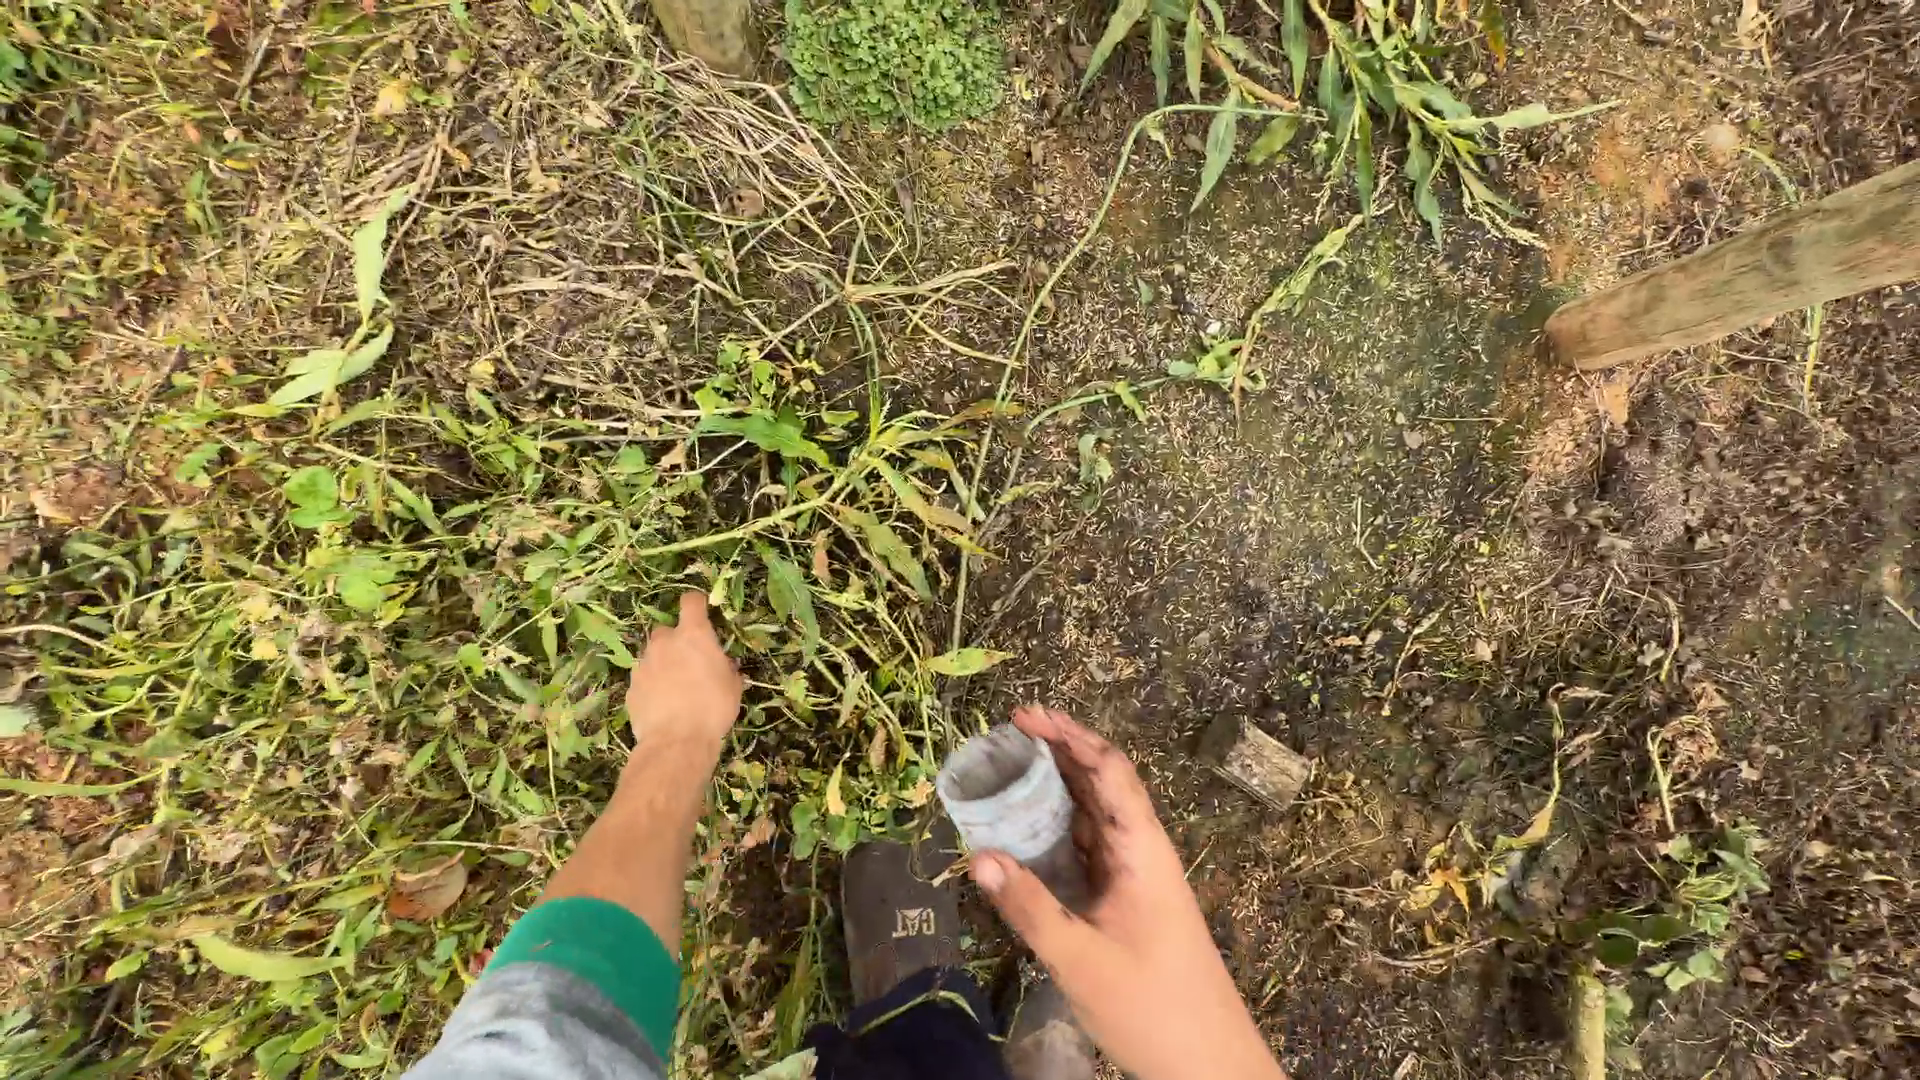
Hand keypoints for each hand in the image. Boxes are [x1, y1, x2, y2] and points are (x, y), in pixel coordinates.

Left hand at [623, 591, 742, 751]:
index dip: (697, 604)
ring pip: (653, 654)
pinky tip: (663, 704)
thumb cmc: (713, 708)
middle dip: (677, 641)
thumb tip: (724, 666)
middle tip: (690, 661)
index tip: (702, 612)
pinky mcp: (632, 686)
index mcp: (694, 636)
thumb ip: (727, 669)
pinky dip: (653, 684)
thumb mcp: (733, 686)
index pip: (691, 602)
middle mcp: (665, 643)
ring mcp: (644, 664)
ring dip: (663, 663)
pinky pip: (644, 677)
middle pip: (667, 630)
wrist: (676, 741)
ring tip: (676, 687)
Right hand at [970, 706, 1286, 1079]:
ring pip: (1094, 812)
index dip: (1068, 734)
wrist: (1211, 1067)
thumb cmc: (1154, 1007)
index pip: (1109, 768)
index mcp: (1141, 847)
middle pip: (1102, 780)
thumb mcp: (1082, 960)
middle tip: (1009, 730)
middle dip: (1060, 748)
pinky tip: (1026, 828)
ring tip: (1010, 766)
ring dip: (1057, 784)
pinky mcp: (1125, 897)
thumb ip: (1029, 908)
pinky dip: (1058, 826)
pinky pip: (1088, 845)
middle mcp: (1140, 848)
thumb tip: (977, 857)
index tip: (1025, 716)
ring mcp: (1134, 873)